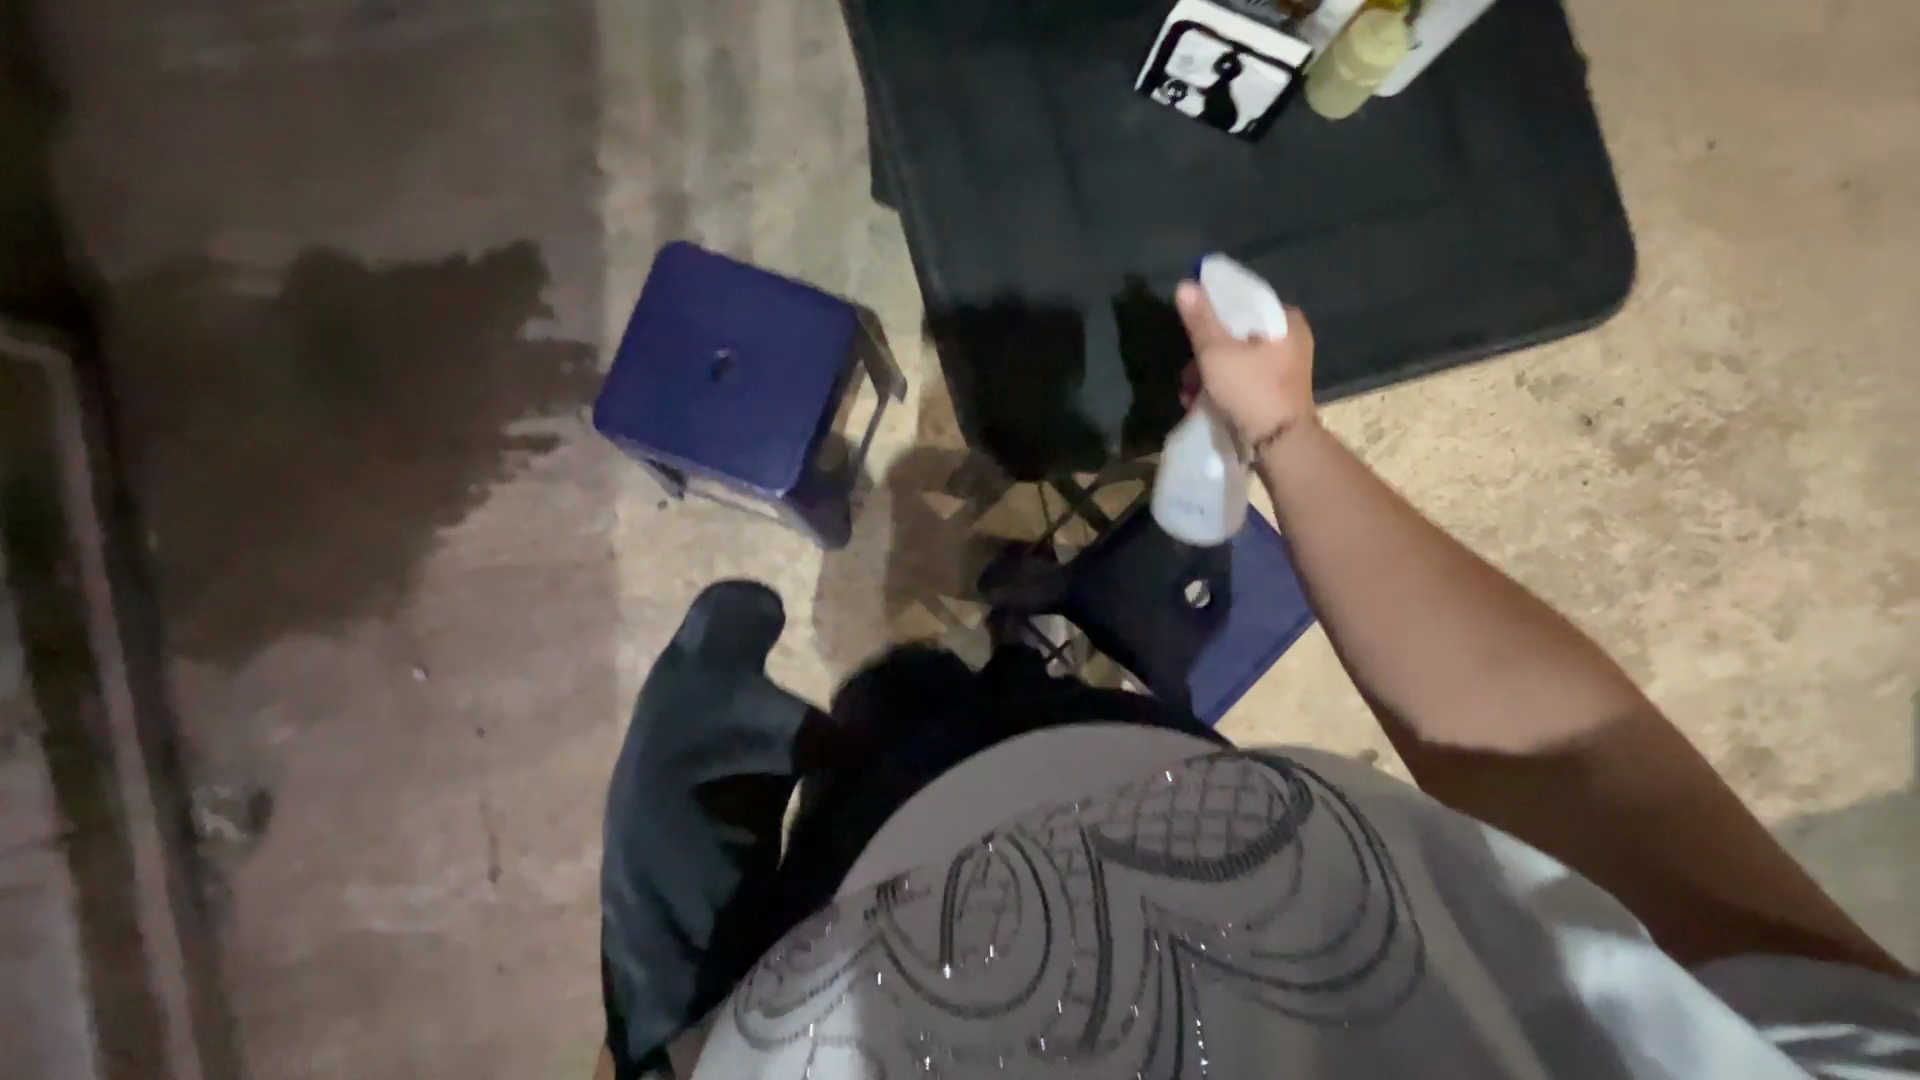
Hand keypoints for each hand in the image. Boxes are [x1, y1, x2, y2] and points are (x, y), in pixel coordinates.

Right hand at [1176, 281, 1316, 446]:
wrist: (1279, 444)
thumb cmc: (1250, 389)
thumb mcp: (1217, 352)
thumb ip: (1200, 319)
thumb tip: (1186, 284)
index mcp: (1286, 320)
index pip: (1244, 302)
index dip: (1213, 314)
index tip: (1191, 331)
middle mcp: (1291, 340)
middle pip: (1236, 335)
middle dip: (1204, 355)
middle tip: (1186, 373)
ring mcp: (1286, 369)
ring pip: (1237, 360)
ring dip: (1207, 376)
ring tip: (1188, 394)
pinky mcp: (1278, 394)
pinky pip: (1244, 380)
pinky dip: (1222, 389)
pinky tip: (1200, 403)